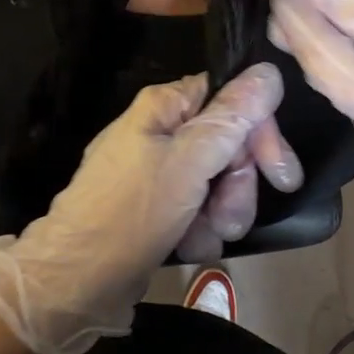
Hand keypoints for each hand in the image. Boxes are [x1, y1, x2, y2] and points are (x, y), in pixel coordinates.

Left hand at [0, 64, 299, 353]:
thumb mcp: (189, 163)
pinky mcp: (155, 207)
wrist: (74, 282)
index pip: (230, 99)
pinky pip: (196, 208)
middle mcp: (161, 130)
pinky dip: (200, 229)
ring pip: (217, 181)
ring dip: (221, 213)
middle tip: (230, 216)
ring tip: (204, 237)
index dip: (259, 133)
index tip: (279, 173)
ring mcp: (157, 171)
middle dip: (237, 184)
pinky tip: (189, 248)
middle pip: (227, 143)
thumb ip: (232, 117)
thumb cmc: (132, 213)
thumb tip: (267, 71)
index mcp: (165, 106)